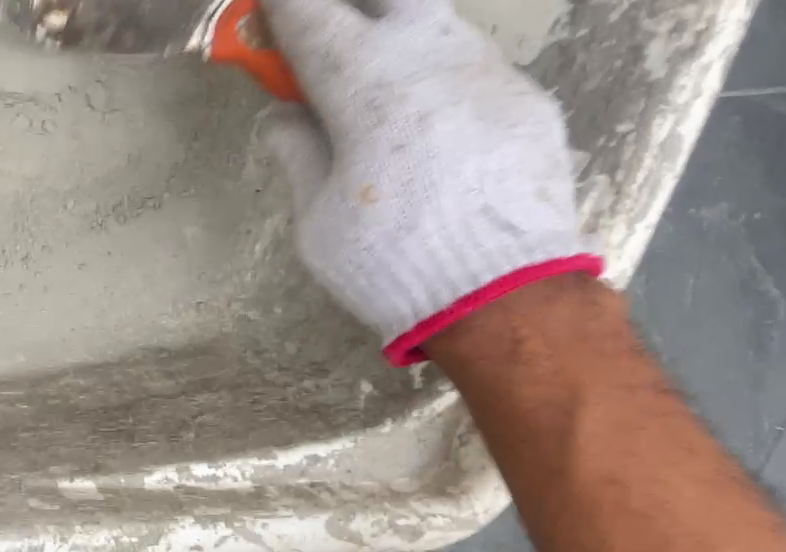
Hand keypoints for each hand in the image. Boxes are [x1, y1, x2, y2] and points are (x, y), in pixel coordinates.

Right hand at [258, 0, 601, 364]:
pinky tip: (421, 121)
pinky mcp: (522, 98)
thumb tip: (286, 116)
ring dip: (392, 38)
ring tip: (367, 82)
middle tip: (321, 32)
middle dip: (346, 6)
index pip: (317, 22)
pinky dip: (431, 76)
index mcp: (371, 88)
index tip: (262, 5)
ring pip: (434, 26)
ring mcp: (488, 72)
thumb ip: (302, 155)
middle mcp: (435, 58)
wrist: (499, 290)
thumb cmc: (387, 260)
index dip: (284, 9)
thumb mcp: (318, 220)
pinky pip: (466, 67)